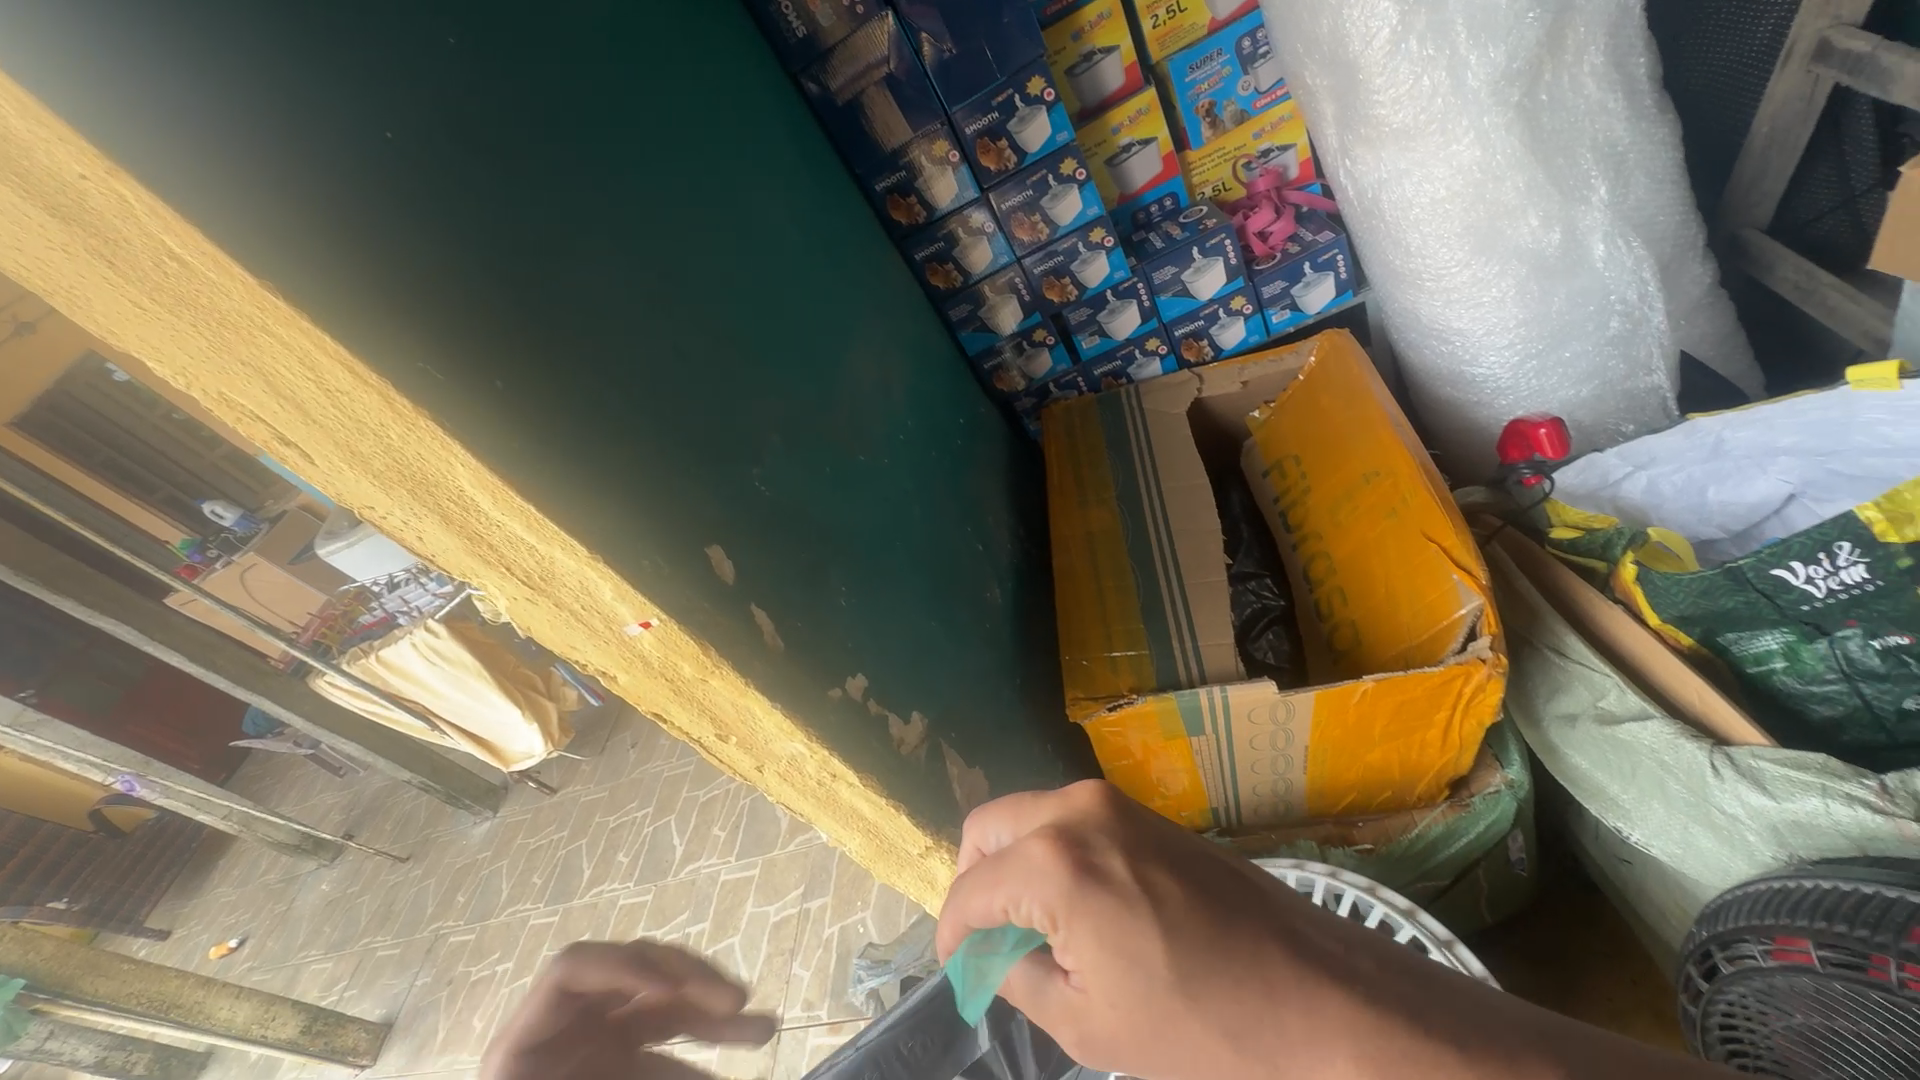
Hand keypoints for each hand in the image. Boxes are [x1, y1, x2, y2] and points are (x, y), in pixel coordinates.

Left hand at [480, 940, 775, 1079]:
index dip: (624, 967)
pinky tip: (751, 1039)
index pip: (574, 968)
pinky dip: (710, 1042)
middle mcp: (567, 1027)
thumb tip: (667, 1005)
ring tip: (765, 1027)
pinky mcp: (625, 1061)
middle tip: (736, 1000)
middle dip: (692, 981)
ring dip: (716, 1010)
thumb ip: (629, 1068)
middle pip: (635, 974)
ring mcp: (599, 1042)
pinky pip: (674, 1042)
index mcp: (529, 1039)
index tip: (671, 988)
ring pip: (667, 1004)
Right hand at [935, 780, 1325, 1079]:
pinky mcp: (1149, 812)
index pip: (971, 890)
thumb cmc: (1200, 1025)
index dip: (952, 932)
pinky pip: (1074, 819)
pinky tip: (1077, 906)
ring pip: (1031, 816)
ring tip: (1032, 927)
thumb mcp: (1089, 1023)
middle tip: (987, 939)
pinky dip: (1054, 853)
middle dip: (974, 881)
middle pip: (990, 829)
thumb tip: (989, 953)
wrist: (1320, 995)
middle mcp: (1078, 810)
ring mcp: (1118, 802)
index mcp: (1054, 861)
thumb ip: (1018, 976)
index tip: (953, 964)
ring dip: (1014, 863)